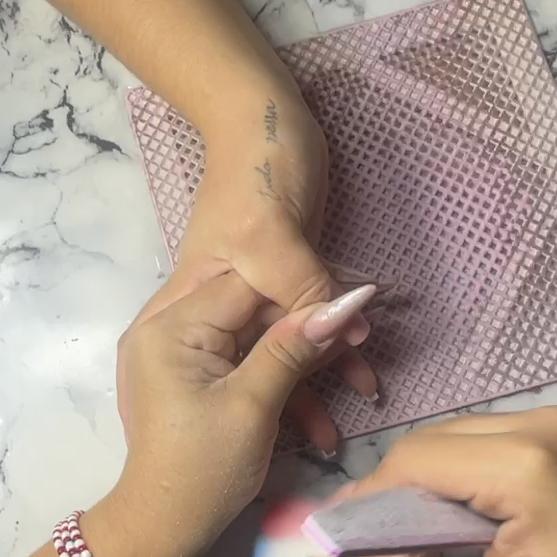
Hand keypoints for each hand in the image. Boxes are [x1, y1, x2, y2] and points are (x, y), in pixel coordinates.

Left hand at [101, 272, 376, 556]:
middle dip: (304, 331)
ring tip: (354, 382)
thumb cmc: (205, 470)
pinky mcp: (188, 375)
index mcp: (169, 327)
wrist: (164, 528)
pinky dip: (274, 381)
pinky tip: (319, 418)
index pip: (244, 285)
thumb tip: (348, 299)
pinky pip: (237, 360)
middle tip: (357, 350)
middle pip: (247, 308)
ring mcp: (173, 352)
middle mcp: (162, 328)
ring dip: (298, 362)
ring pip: (249, 336)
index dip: (302, 298)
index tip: (354, 317)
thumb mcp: (253, 405)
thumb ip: (293, 347)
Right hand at [134, 101, 377, 454]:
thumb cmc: (255, 171)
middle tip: (331, 439)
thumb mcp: (269, 234)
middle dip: (292, 400)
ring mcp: (251, 290)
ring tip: (352, 415)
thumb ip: (300, 288)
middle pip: (253, 362)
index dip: (260, 396)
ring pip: (282, 346)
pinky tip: (358, 364)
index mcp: (197, 300)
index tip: (298, 432)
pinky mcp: (280, 277)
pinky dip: (330, 340)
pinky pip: (304, 321)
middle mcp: (220, 302)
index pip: (229, 359)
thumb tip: (347, 334)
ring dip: (317, 376)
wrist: (264, 117)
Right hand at [346, 408, 556, 556]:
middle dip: (391, 490)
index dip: (367, 497)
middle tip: (375, 540)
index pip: (414, 461)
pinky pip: (476, 440)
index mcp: (526, 463)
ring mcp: (550, 418)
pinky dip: (451, 473)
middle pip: (427, 442)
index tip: (336, 535)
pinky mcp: (556, 427)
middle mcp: (535, 422)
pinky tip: (455, 514)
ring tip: (413, 532)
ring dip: (420, 480)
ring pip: (448, 437)